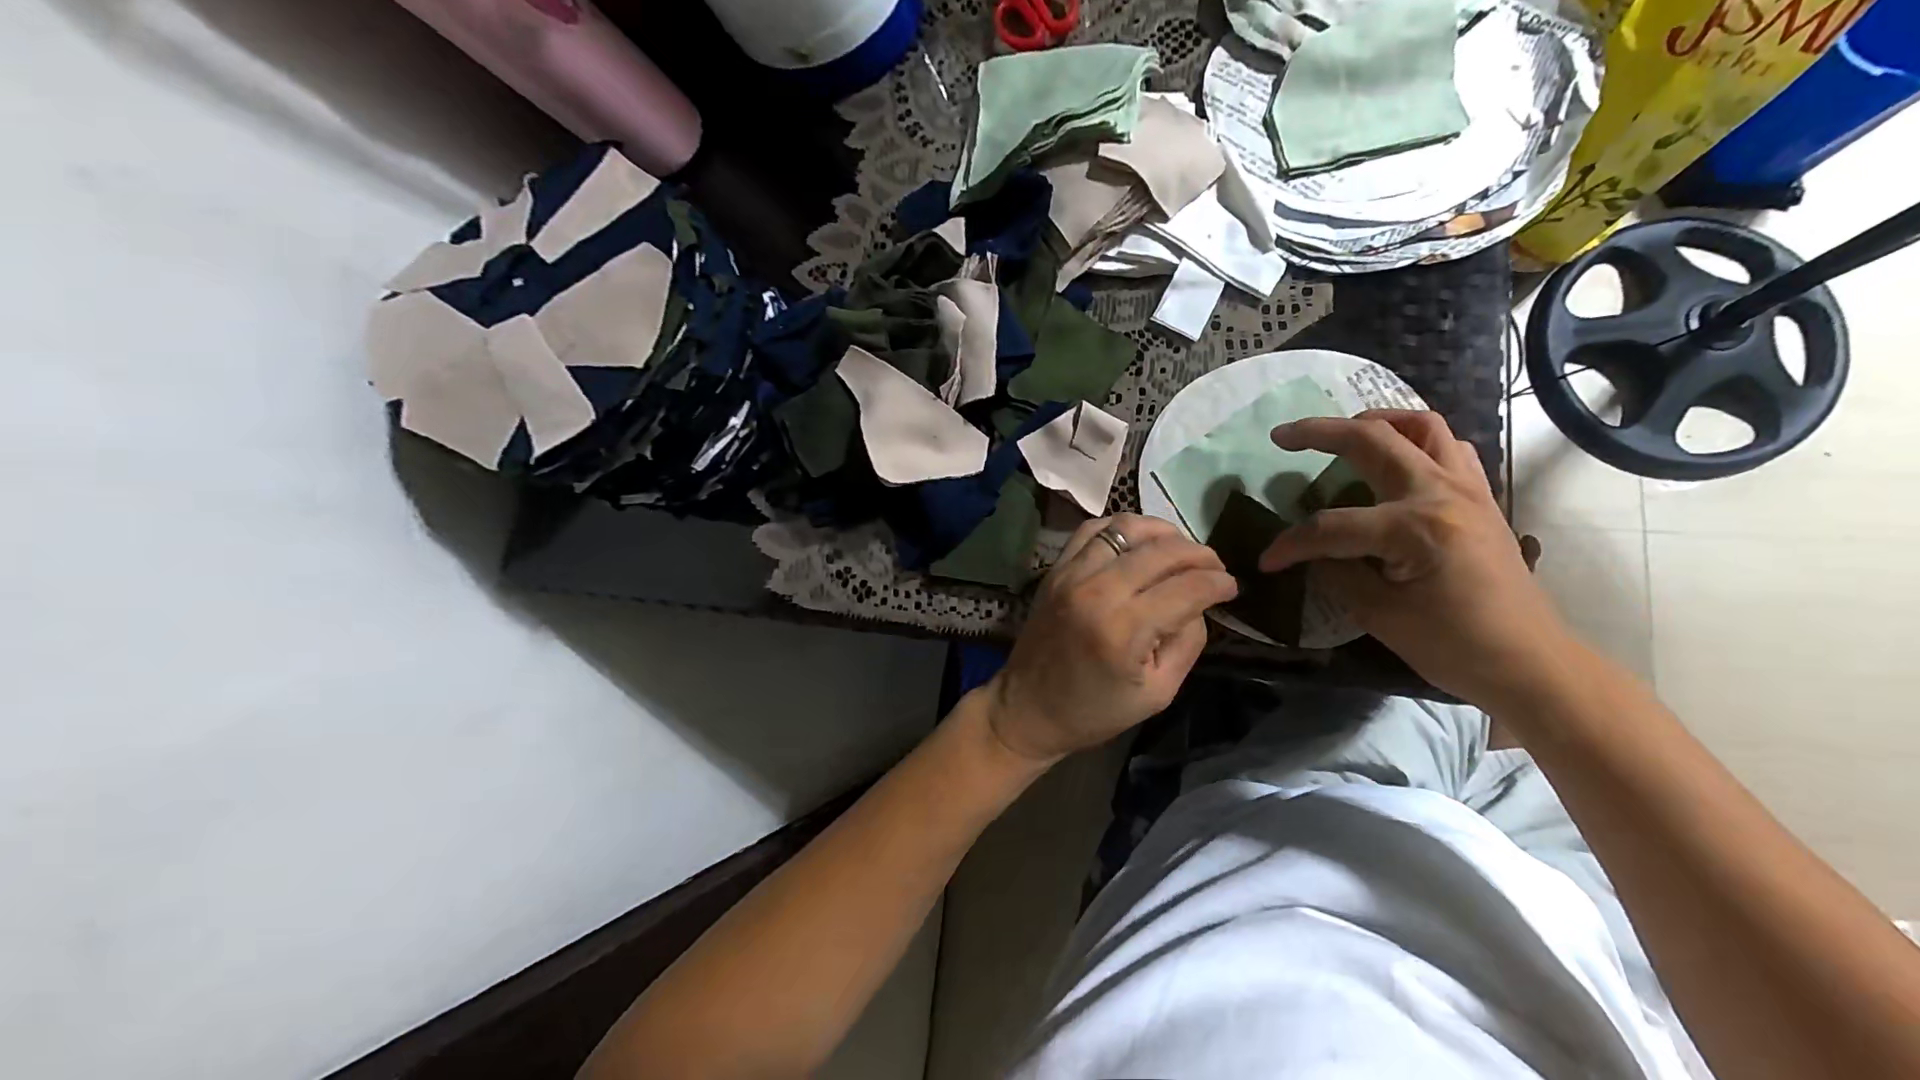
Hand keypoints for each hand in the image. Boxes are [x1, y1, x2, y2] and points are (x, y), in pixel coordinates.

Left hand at [987, 514, 1238, 763]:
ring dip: (1163, 533)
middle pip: (1161, 551)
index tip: (1231, 588)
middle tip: (1214, 567)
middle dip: (1199, 554)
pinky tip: (1139, 544)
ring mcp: (1071, 574)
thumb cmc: (1096, 710)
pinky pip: (1092, 529)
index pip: (1186, 588)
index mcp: (1123, 630)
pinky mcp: (1055, 569)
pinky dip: (1122, 529)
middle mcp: (1095, 591)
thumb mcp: (1159, 692)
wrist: (1028, 708)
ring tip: (1180, 550)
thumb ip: (1187, 641)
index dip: (1218, 583)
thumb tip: (1200, 601)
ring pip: (1126, 528)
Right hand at [1258, 410, 1572, 707]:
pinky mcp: (1480, 499)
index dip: (1291, 545)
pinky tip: (1395, 461)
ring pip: (1422, 427)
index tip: (1267, 563)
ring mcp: (1468, 490)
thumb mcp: (1379, 615)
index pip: (1330, 526)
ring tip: (1344, 432)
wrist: (1531, 663)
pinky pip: (1449, 449)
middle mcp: (1441, 494)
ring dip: (1377, 422)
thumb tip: (1313, 553)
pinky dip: (1415, 443)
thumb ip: (1337, 573)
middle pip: (1374, 440)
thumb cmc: (1454, 646)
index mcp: (1414, 528)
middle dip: (1321, 432)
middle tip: (1283, 436)